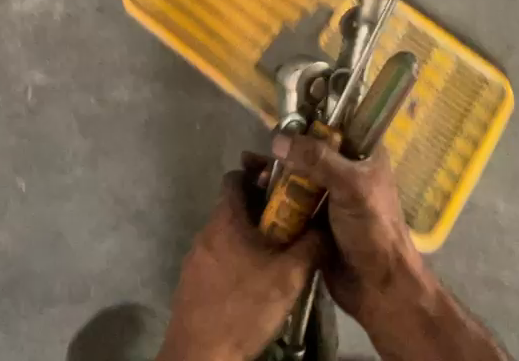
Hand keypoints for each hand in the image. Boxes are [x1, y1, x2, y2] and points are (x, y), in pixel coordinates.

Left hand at [157, 170, 325, 360]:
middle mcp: (207, 230)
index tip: (282, 187)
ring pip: (226, 233)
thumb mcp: (289, 276)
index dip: (259, 176)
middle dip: (261, 211)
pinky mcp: (192, 280)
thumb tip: (326, 226)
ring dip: (249, 237)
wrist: (201, 354)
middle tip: (289, 226)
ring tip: (276, 256)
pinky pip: (217, 256)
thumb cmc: (245, 306)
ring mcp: (196, 256)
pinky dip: (236, 258)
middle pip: (234, 206)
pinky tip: (254, 281)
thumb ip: (311, 245)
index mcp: (226, 218)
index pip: (236, 177)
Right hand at [270, 133, 427, 326]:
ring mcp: (328, 196)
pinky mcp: (313, 220)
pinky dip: (272, 196)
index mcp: (363, 155)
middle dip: (283, 150)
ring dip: (274, 173)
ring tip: (248, 169)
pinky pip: (290, 201)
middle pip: (309, 151)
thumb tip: (277, 139)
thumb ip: (316, 159)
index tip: (279, 121)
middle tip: (257, 150)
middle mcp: (345, 170)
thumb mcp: (350, 185)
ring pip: (296, 176)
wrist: (378, 287)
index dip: (308, 121)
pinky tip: (251, 191)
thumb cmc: (372, 228)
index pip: (334, 125)